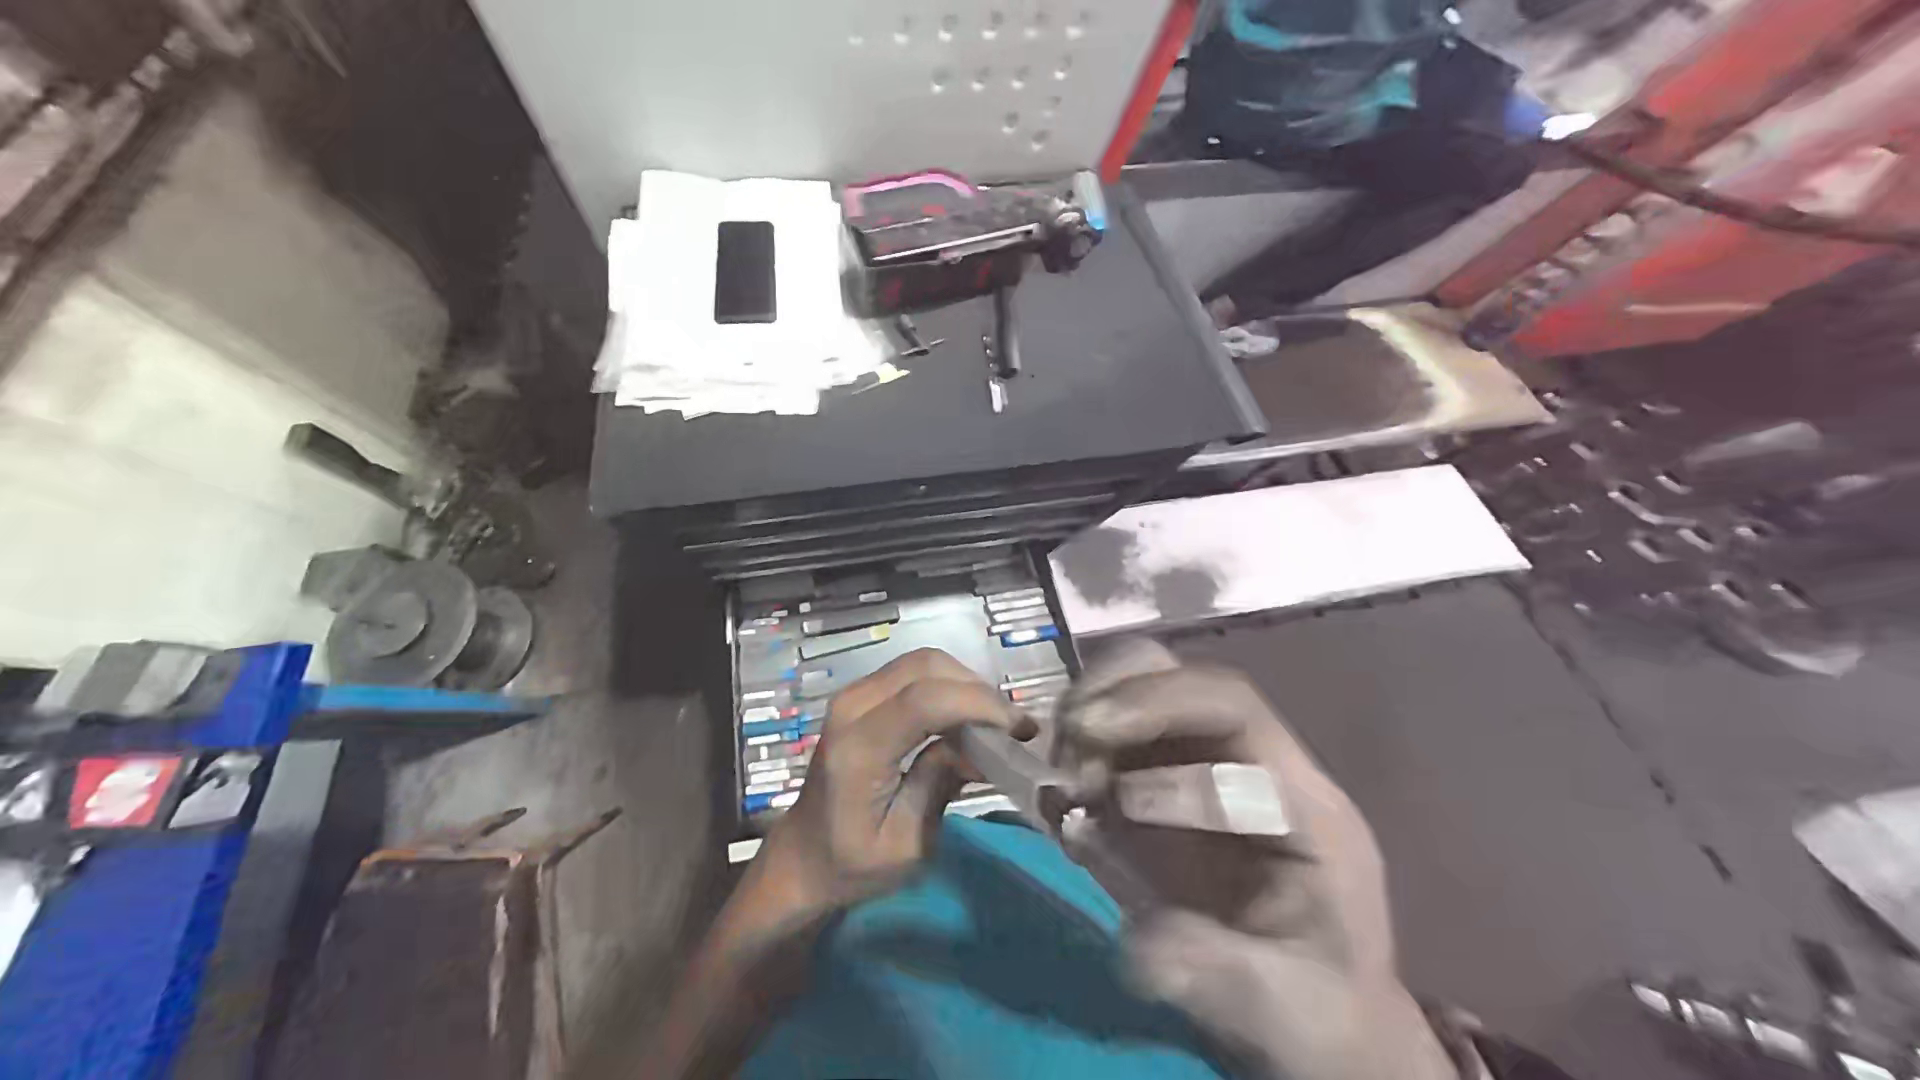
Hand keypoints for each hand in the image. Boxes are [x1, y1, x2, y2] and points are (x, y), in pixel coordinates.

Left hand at [753, 648, 1021, 915]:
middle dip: (978, 691)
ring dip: (965, 685)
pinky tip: (967, 717)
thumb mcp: (906, 845)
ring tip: (994, 723)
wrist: (802, 855)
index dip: (979, 705)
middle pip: (927, 668)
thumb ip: (940, 786)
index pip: (925, 701)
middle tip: (1012, 728)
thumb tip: (984, 748)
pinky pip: (913, 672)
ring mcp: (852, 696)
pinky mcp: (859, 695)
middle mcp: (851, 708)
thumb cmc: (851, 863)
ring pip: (923, 662)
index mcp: (859, 750)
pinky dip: (948, 686)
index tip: (1020, 730)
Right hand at [1059, 640, 1454, 1079]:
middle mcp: (1250, 761)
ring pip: (1144, 684)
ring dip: (1090, 711)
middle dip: (1121, 694)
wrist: (1310, 1010)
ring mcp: (1202, 763)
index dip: (1166, 721)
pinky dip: (1076, 742)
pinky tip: (1062, 790)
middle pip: (1187, 679)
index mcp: (1302, 803)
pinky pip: (1112, 728)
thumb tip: (1141, 942)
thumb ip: (1215, 972)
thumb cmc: (1311, 1004)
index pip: (1236, 715)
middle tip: (1071, 738)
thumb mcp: (1280, 1007)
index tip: (1112, 778)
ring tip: (1062, 773)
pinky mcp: (1160, 777)